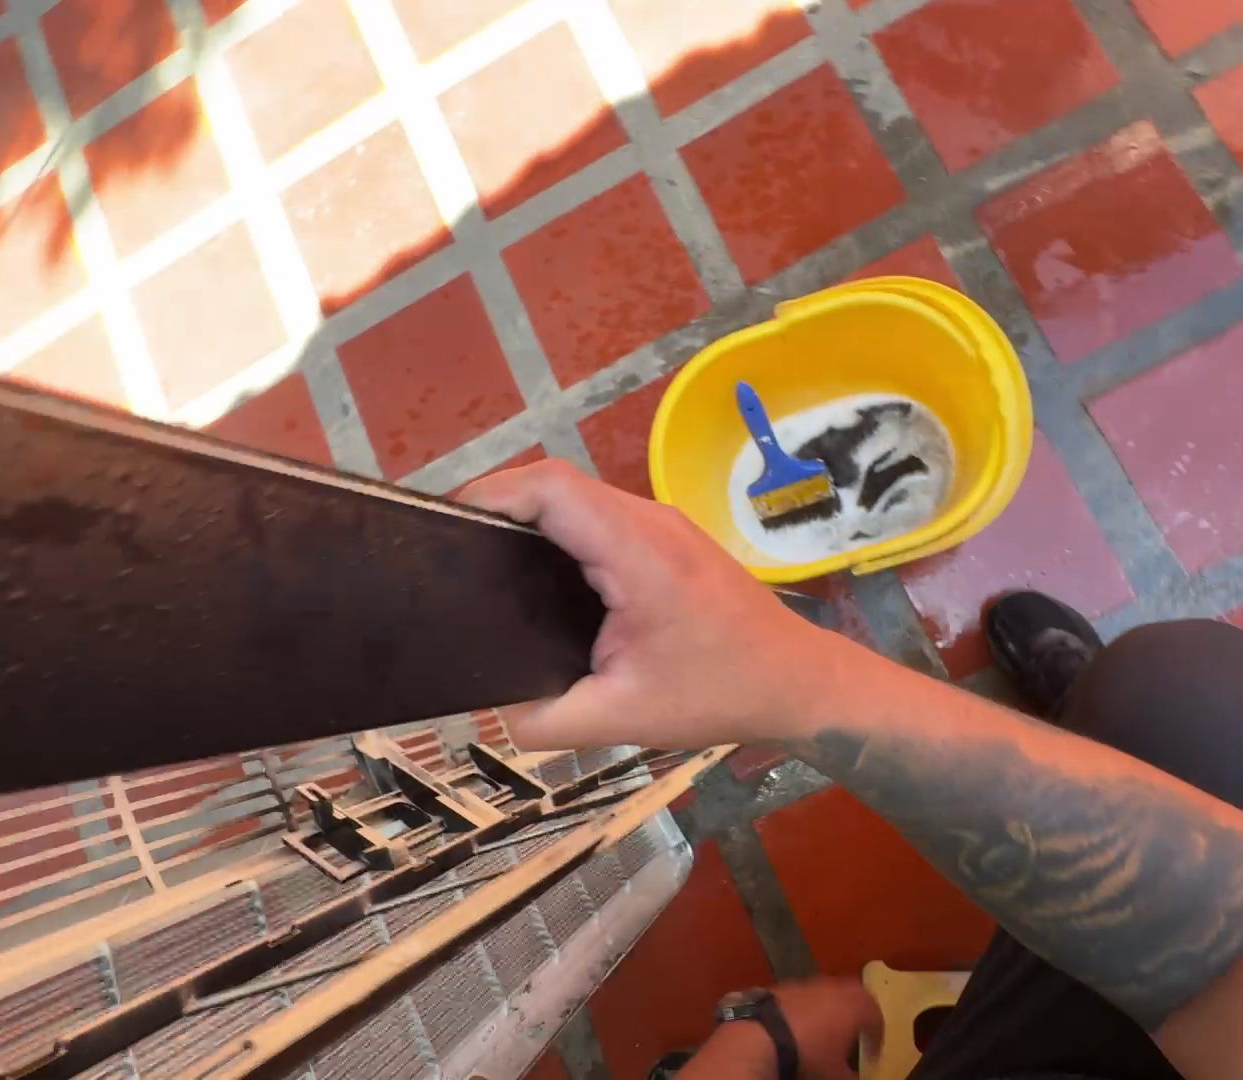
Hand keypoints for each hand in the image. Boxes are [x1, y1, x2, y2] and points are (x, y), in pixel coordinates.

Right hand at [457, 460, 848, 749]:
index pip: (552, 489)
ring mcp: (667, 523)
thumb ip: (546, 719)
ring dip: (536, 519)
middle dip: (503, 507)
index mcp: (638, 553)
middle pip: (562, 485)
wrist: (795, 678)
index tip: (447, 527)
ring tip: (491, 566)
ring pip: (584, 498)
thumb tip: (496, 708)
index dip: (493, 494)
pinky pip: (606, 516)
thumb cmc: (718, 692)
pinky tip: (548, 575)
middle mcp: (652, 521)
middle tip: (458, 555)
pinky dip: (568, 531)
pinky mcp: (673, 536)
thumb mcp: (623, 717)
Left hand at [690, 979, 883, 1079]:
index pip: (875, 1014)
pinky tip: (801, 1026)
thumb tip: (854, 1076)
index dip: (877, 1035)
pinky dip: (809, 1009)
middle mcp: (833, 987)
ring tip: (827, 1030)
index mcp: (853, 1006)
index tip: (872, 1054)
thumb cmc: (810, 1056)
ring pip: (827, 992)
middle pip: (852, 994)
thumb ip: (850, 1076)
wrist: (763, 1035)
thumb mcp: (836, 1075)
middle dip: (856, 1013)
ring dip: (831, 1008)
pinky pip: (805, 996)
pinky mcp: (785, 985)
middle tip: (856, 1032)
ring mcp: (808, 983)